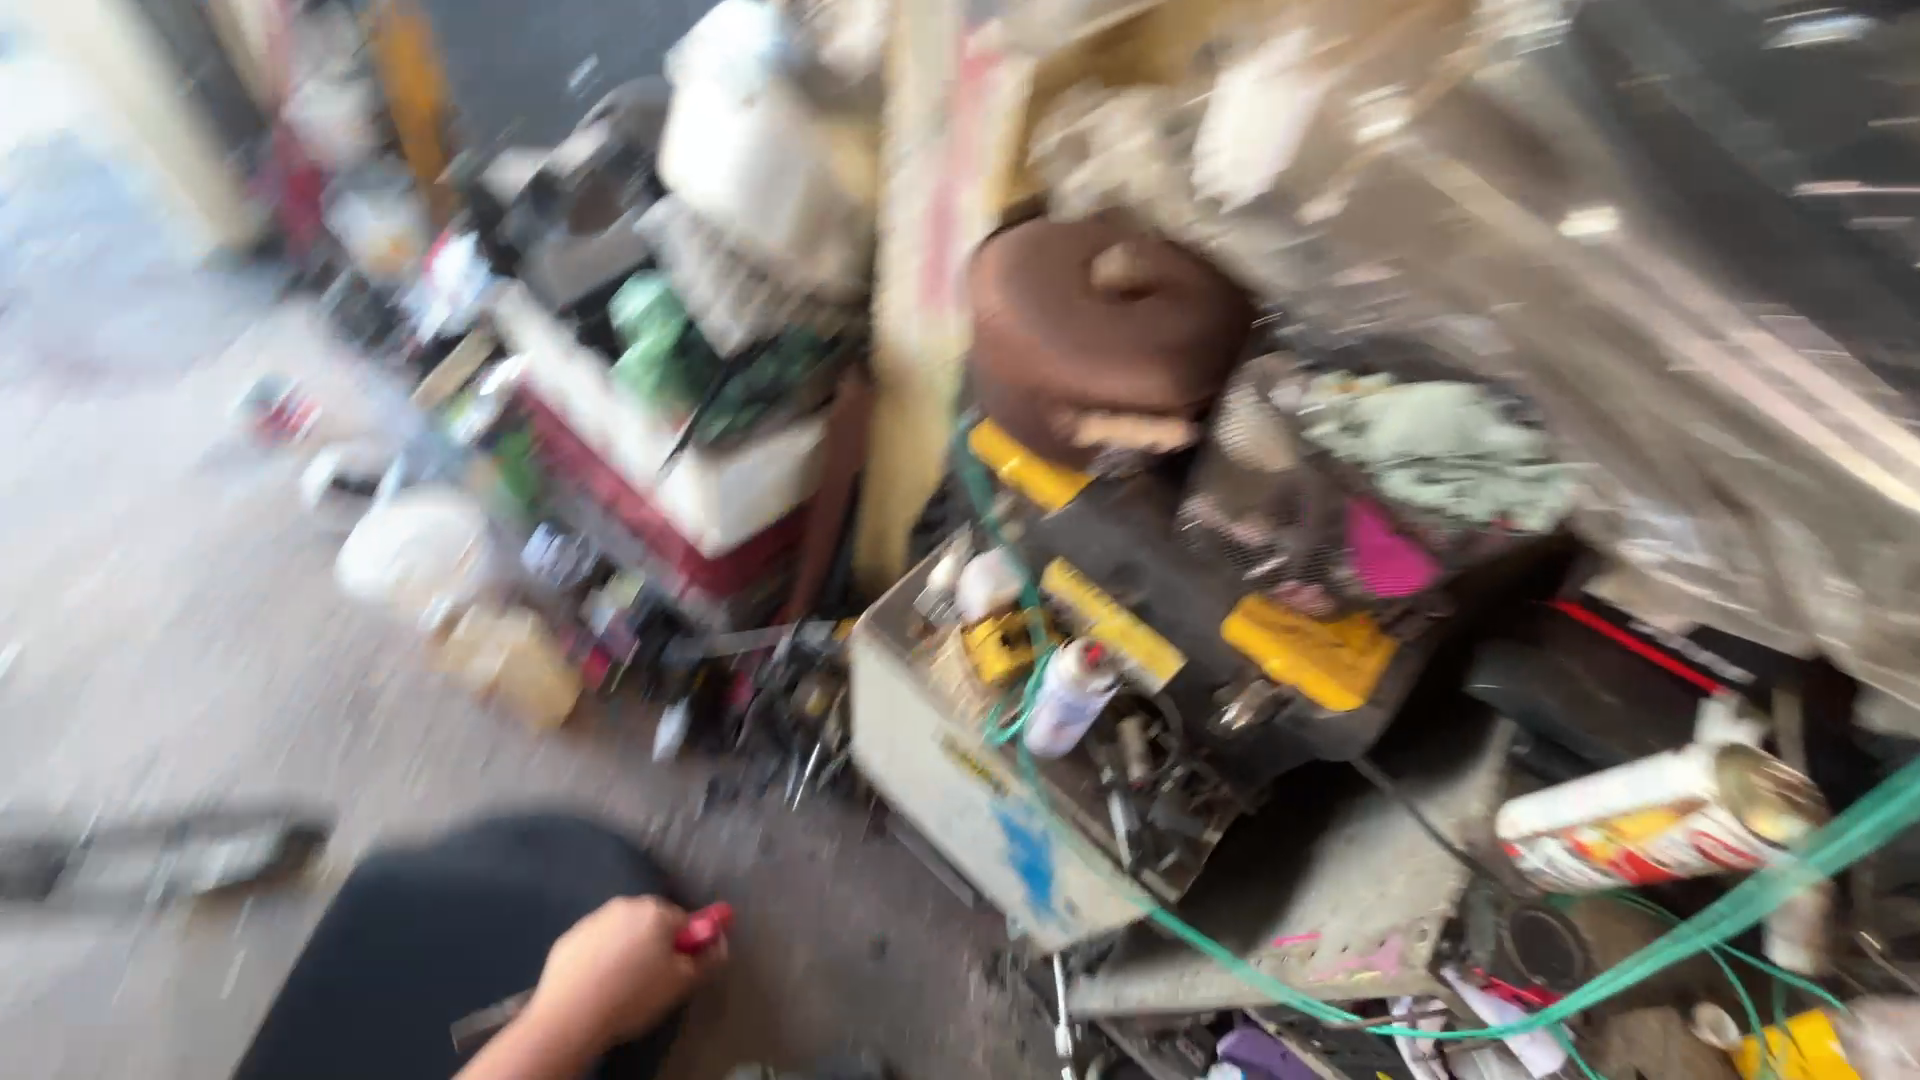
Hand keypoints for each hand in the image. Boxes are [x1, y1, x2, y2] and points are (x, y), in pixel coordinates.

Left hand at [522, 896, 727, 1052]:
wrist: (569, 1018)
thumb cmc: (633, 996)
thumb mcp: (682, 983)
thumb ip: (709, 957)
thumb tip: (722, 940)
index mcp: (657, 912)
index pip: (683, 921)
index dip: (683, 946)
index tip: (677, 969)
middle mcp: (627, 905)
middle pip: (651, 922)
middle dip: (654, 944)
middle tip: (650, 980)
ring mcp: (594, 920)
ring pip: (621, 931)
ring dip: (626, 949)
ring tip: (620, 986)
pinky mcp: (568, 938)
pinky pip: (594, 944)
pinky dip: (599, 958)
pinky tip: (595, 986)